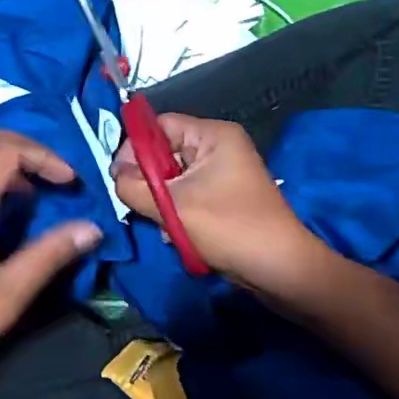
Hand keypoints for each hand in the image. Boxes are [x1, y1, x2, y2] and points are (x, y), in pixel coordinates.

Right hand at [110, 113, 332, 292]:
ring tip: (166, 226)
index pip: (158, 125)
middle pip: (164, 152)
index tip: (122, 178)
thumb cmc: (230, 228)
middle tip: (141, 206)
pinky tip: (177, 235)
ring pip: (171, 178)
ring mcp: (222, 173)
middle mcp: (218, 147)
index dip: (135, 148)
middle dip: (148, 181)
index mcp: (213, 135)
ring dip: (161, 202)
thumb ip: (133, 187)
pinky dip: (176, 214)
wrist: (282, 273)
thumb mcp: (172, 206)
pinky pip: (185, 195)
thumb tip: (115, 176)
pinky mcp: (222, 198)